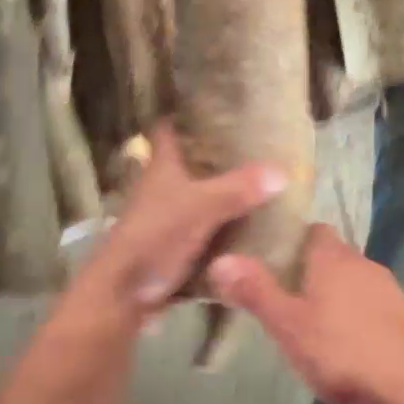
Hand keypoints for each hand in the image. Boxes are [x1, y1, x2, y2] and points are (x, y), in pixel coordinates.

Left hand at [87, 125, 285, 319]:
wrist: (121, 298)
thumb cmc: (155, 238)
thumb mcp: (202, 207)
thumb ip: (240, 188)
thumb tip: (282, 170)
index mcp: (161, 167)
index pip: (168, 129)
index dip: (187, 114)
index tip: (217, 105)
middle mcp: (159, 187)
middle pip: (186, 161)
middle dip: (215, 153)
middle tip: (254, 144)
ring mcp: (163, 219)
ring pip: (195, 195)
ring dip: (220, 190)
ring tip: (260, 181)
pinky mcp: (170, 248)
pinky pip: (201, 227)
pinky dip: (221, 224)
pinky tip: (249, 224)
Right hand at [208, 224, 403, 403]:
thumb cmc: (339, 346)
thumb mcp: (288, 324)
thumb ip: (256, 291)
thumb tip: (221, 259)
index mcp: (331, 256)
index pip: (312, 230)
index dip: (292, 241)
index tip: (270, 259)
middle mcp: (360, 259)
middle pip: (330, 254)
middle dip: (308, 270)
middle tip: (282, 295)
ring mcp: (383, 283)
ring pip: (350, 277)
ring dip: (332, 291)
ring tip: (308, 318)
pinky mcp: (398, 308)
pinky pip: (367, 299)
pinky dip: (352, 310)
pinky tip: (341, 336)